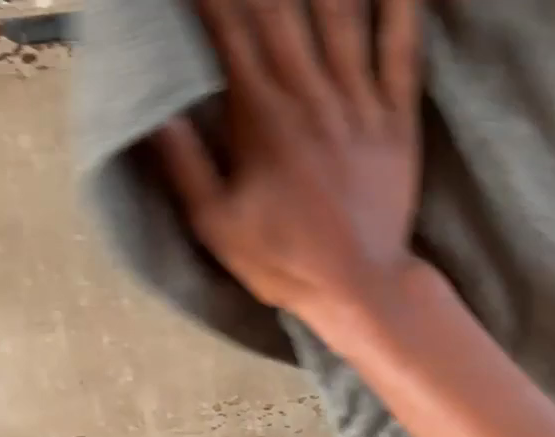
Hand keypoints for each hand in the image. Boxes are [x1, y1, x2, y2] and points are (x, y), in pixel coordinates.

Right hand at [153, 0, 427, 332]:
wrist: (362, 290)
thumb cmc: (284, 262)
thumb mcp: (217, 227)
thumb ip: (186, 166)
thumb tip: (153, 111)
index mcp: (262, 118)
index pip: (228, 27)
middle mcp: (311, 95)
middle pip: (281, 5)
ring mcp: (359, 104)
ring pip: (341, 12)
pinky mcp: (398, 121)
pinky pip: (400, 50)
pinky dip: (399, 6)